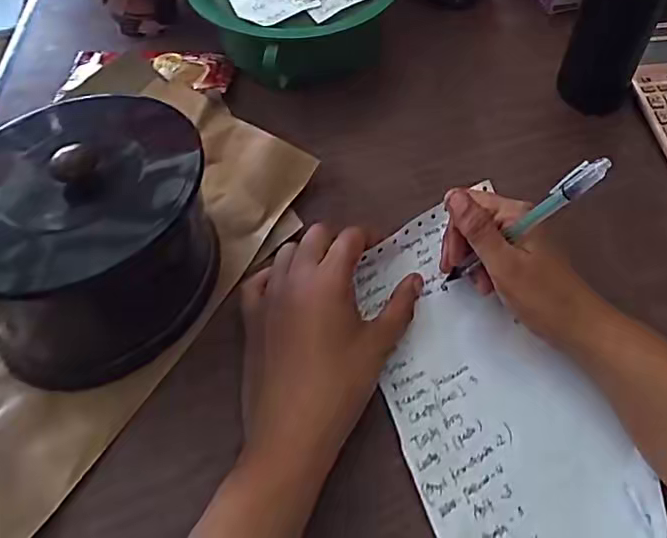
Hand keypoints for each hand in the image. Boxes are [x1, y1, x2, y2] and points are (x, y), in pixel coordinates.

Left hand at [237, 223, 421, 474]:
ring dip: (309, 252)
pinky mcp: (251, 317)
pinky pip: (259, 279)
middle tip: (357, 256)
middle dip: (339, 238)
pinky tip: (288, 288)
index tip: (382, 245)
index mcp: (328, 278)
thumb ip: (400, 306)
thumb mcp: (378, 345)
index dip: (369, 235)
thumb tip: (415, 280)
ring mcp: (269, 295)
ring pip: (287, 251)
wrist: (290, 433)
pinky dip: (275, 274)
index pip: (349, 237)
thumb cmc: (340, 386)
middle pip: (316, 234)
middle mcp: (296, 277)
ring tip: (326, 270)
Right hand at [439, 187, 611, 350]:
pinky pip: (494, 251)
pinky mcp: (524, 253)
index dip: (455, 227)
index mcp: (516, 213)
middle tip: (457, 270)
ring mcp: (523, 236)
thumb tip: (454, 196)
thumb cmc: (546, 298)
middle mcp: (520, 218)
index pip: (471, 201)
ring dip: (473, 259)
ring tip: (481, 283)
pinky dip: (486, 267)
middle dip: (462, 244)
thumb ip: (477, 229)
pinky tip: (490, 285)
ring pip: (482, 236)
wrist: (580, 328)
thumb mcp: (503, 264)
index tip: (452, 256)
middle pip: (475, 218)